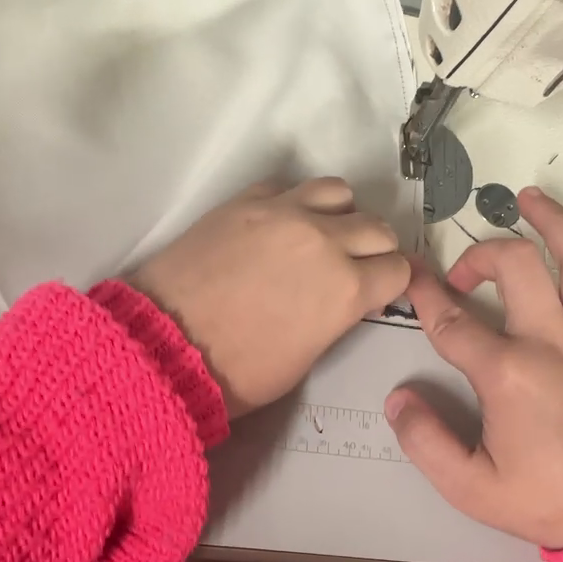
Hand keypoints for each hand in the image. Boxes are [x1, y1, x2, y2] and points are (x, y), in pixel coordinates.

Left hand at [131, 178, 410, 417]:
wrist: (165, 345)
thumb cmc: (237, 373)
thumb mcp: (304, 360)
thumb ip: (335, 319)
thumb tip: (343, 300)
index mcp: (347, 290)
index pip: (397, 270)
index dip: (390, 285)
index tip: (375, 294)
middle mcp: (325, 241)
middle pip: (377, 228)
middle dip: (374, 250)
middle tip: (354, 268)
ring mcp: (284, 213)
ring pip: (339, 193)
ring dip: (341, 216)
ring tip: (322, 237)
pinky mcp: (245, 201)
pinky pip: (289, 187)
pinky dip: (296, 204)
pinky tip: (281, 226)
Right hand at [386, 186, 562, 548]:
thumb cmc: (548, 502)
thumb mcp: (470, 487)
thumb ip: (425, 442)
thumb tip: (398, 400)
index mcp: (508, 374)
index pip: (453, 322)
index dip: (424, 295)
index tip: (408, 277)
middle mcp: (554, 341)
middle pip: (517, 266)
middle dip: (482, 254)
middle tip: (465, 271)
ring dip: (556, 222)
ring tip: (533, 199)